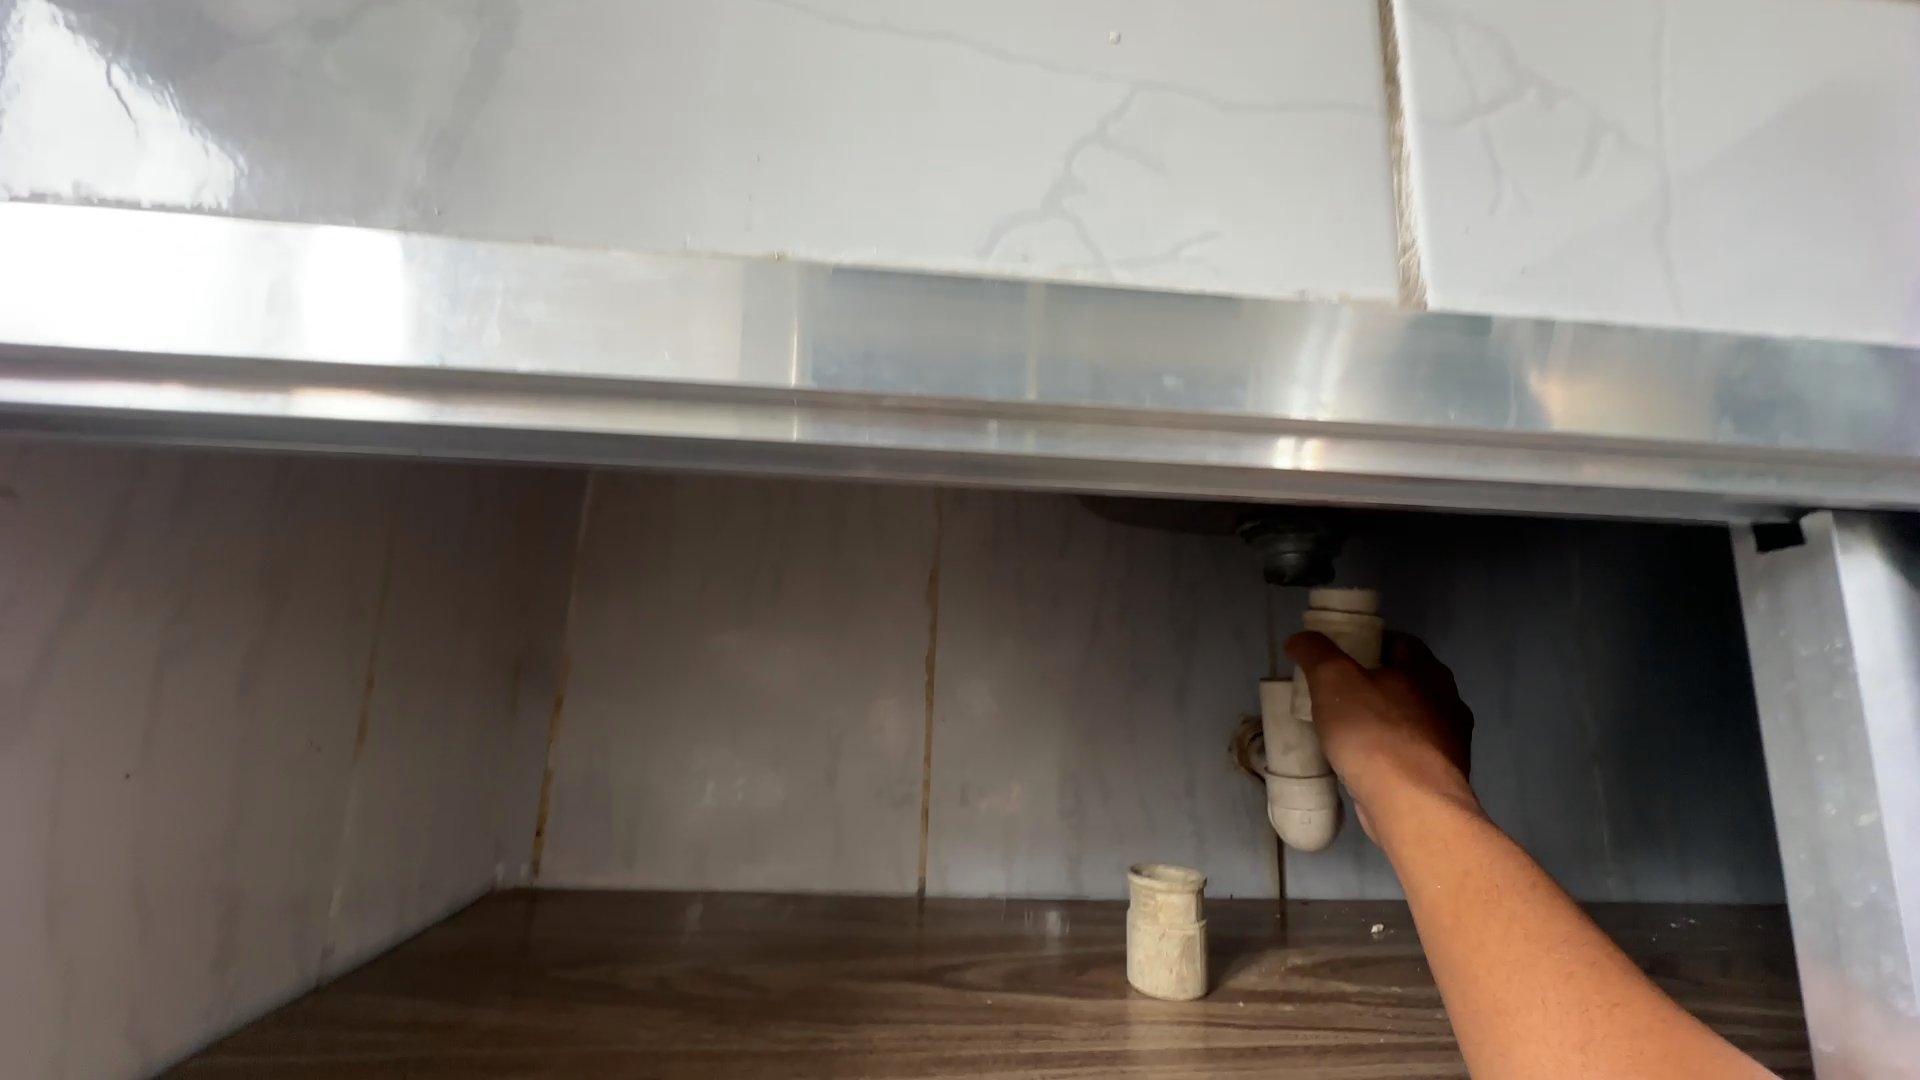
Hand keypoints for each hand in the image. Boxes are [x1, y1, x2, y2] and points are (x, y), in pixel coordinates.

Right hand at [1284, 630, 1478, 839]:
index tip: (1338, 653)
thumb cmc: (1373, 732)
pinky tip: (1361, 758)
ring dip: (1381, 717)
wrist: (1411, 805)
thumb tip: (1300, 638)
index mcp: (1429, 672)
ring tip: (1343, 725)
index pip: (1400, 642)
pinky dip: (1386, 748)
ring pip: (1407, 717)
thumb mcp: (1332, 679)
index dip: (1367, 642)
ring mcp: (1450, 742)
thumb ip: (1315, 653)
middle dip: (1373, 681)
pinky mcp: (1441, 775)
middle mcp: (1448, 702)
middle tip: (1335, 688)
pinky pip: (1408, 750)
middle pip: (1405, 680)